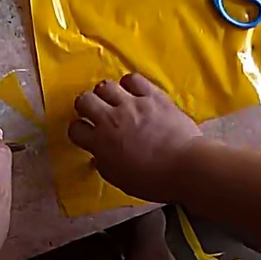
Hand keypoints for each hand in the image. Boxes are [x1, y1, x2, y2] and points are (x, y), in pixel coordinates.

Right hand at [68, 73, 203, 200]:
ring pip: (106, 85)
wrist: (185, 166)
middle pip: (85, 100)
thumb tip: (98, 156)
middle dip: (86, 105)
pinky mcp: (153, 96)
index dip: (79, 131)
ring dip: (106, 92)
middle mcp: (111, 119)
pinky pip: (134, 79)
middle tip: (96, 112)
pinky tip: (134, 91)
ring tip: (115, 100)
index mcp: (100, 143)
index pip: (76, 129)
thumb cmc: (153, 180)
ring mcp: (132, 104)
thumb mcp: (120, 179)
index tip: (86, 133)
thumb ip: (105, 164)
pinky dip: (130, 84)